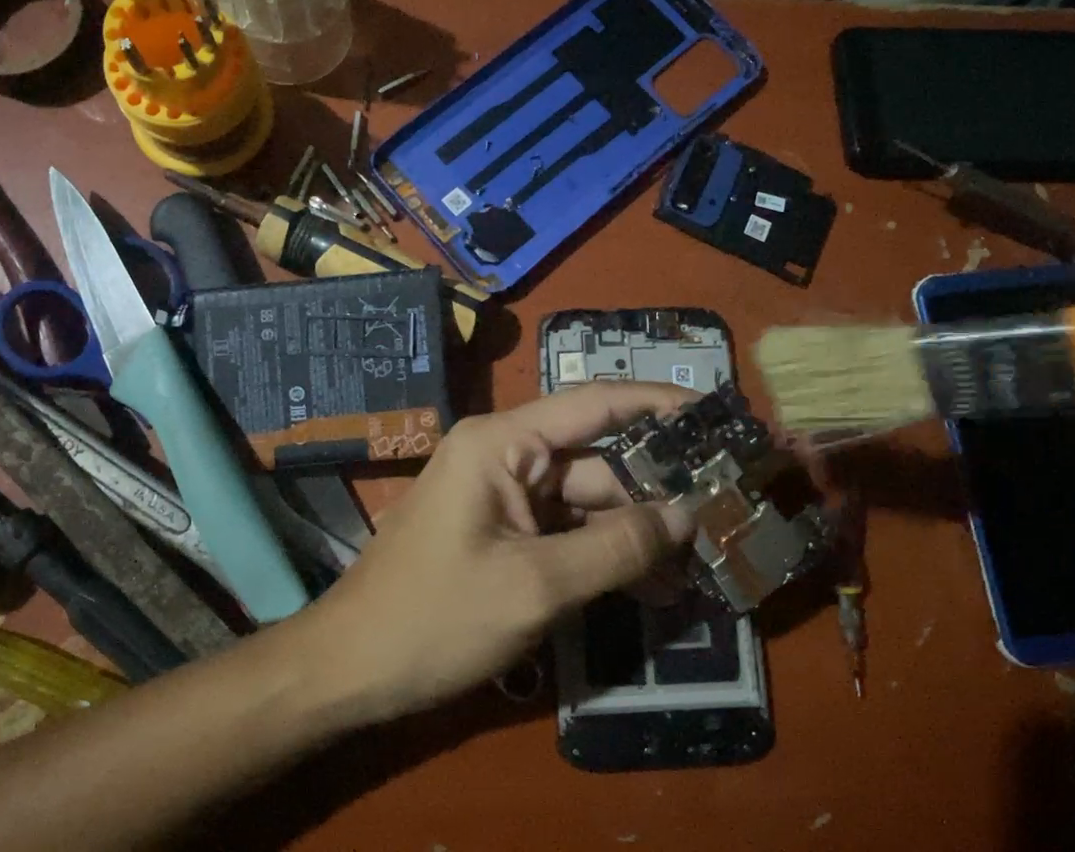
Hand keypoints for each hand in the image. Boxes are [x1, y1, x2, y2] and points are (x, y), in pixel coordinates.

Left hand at [304, 382, 697, 723]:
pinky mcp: (498, 534)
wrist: (349, 670)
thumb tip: (688, 514)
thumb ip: (617, 546)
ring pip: (584, 503)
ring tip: (699, 571)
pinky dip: (601, 555)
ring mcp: (499, 497)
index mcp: (502, 443)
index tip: (720, 414)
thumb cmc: (436, 618)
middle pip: (596, 462)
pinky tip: (649, 588)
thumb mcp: (536, 585)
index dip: (658, 405)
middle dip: (656, 495)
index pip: (594, 405)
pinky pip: (562, 532)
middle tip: (725, 523)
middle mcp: (502, 456)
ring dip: (634, 535)